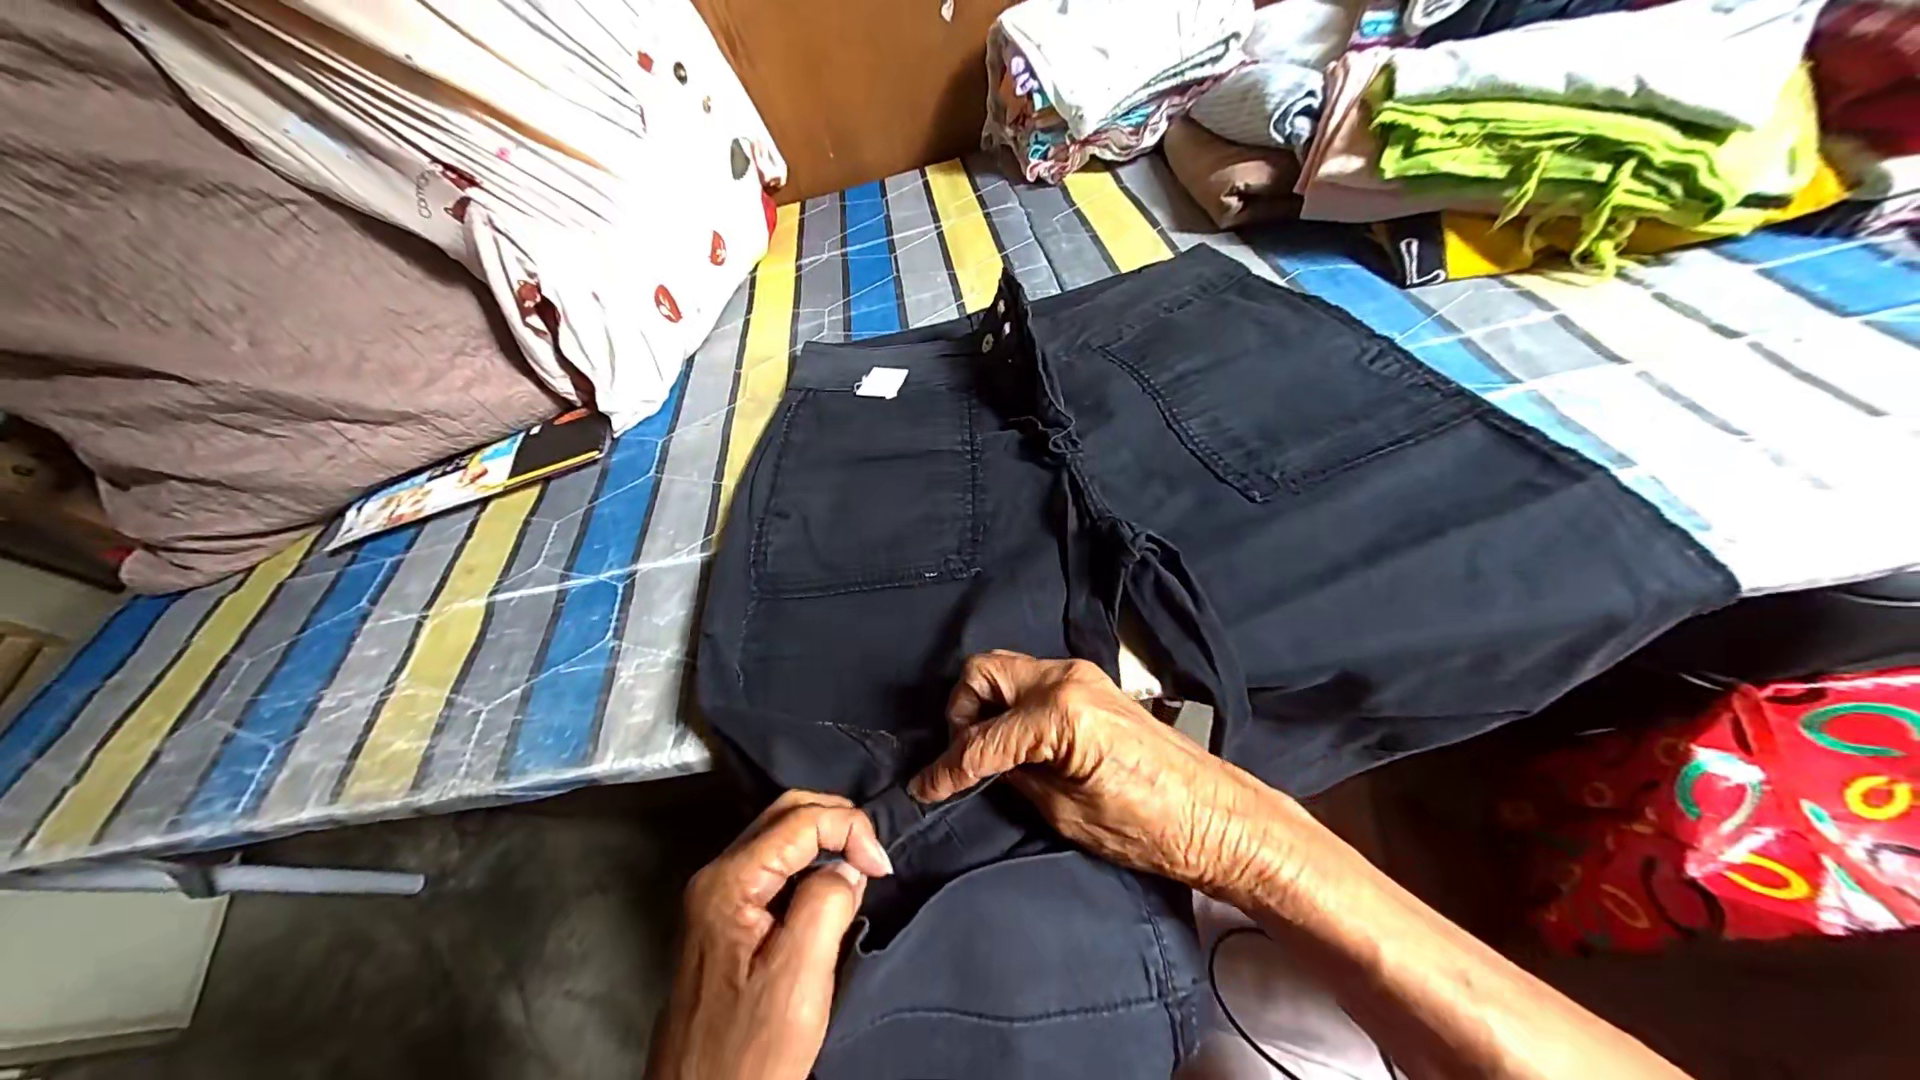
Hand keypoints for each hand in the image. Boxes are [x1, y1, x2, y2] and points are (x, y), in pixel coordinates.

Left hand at [647, 790, 893, 1079]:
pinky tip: (831, 885)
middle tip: (872, 855)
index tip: (880, 867)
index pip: (800, 819)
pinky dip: (810, 860)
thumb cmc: (747, 1056)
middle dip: (837, 820)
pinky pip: (774, 864)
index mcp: (728, 884)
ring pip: (780, 833)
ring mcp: (717, 897)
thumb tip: (847, 866)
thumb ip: (827, 903)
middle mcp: (715, 878)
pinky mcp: (726, 918)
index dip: (850, 828)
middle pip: (786, 813)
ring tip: (859, 866)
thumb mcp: (797, 978)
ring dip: (825, 837)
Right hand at [910, 650, 1300, 901]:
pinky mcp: (1091, 684)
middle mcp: (1066, 679)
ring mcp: (1081, 675)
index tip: (924, 788)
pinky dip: (1012, 705)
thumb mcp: (1066, 812)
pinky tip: (1017, 740)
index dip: (948, 768)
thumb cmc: (1152, 827)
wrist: (1216, 814)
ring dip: (985, 705)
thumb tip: (981, 765)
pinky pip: (1031, 682)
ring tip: (987, 751)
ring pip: (1006, 670)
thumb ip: (1014, 777)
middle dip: (961, 712)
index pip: (982, 739)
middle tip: (962, 755)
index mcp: (1061, 714)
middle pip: (983, 672)